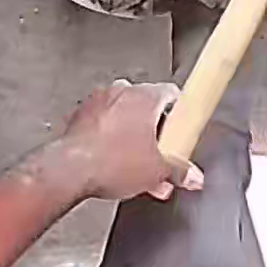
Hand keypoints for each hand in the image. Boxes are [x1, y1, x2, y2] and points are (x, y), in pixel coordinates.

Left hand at [57, 80, 204, 200]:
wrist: (72, 168)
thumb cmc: (113, 161)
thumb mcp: (157, 171)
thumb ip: (180, 170)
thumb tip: (194, 176)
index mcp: (145, 96)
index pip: (171, 93)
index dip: (179, 113)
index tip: (180, 129)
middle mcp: (123, 90)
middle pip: (148, 106)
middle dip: (155, 134)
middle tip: (159, 156)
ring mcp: (101, 99)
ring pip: (126, 115)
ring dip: (134, 136)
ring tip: (137, 166)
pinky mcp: (84, 112)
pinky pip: (106, 120)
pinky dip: (112, 136)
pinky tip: (115, 161)